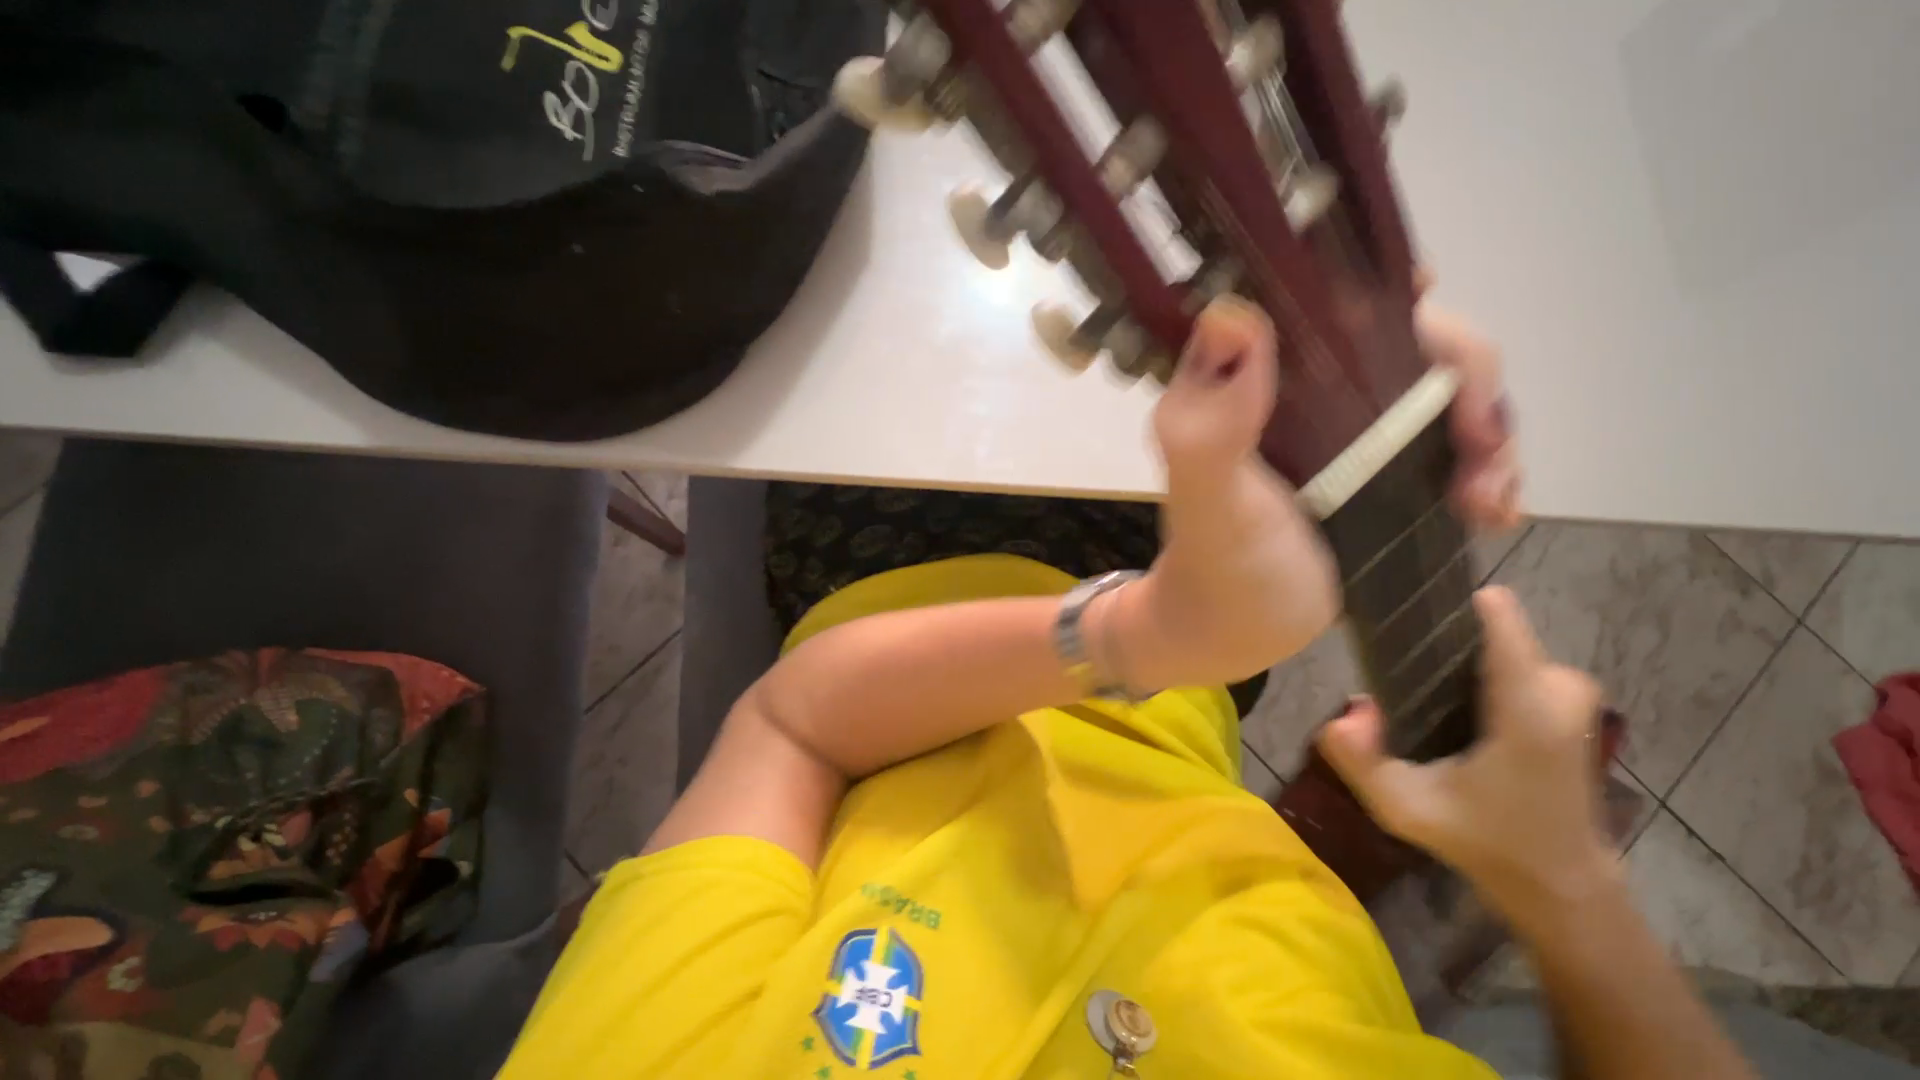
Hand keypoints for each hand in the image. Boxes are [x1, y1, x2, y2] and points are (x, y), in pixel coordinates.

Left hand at [1113, 295, 1524, 688]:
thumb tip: (1233, 316)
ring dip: (1492, 437)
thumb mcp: (1208, 497)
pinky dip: (1493, 473)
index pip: (1328, 300)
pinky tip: (1495, 515)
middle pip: (1417, 344)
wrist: (1242, 630)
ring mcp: (1363, 432)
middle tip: (1480, 444)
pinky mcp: (1395, 474)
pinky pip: (1461, 450)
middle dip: (1468, 382)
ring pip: (1451, 397)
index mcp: (1264, 377)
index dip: (1384, 288)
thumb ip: (1209, 423)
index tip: (1428, 301)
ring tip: (1485, 502)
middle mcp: (1317, 391)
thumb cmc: (1217, 565)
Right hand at [1316, 587, 1617, 927]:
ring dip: (1462, 662)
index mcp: (1527, 706)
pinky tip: (1455, 708)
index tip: (1402, 609)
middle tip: (1400, 677)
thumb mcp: (1406, 809)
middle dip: (1443, 643)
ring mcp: (1574, 695)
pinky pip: (1519, 663)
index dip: (1447, 603)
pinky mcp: (1574, 704)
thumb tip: (1347, 709)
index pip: (1498, 616)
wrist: (1561, 883)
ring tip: (1421, 693)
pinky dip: (1484, 674)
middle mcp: (1559, 688)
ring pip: (1502, 647)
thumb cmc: (1485, 840)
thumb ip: (1360, 760)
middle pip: (1488, 630)